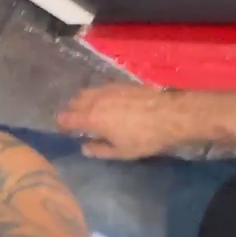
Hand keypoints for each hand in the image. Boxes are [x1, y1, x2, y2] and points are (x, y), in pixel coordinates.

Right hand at [57, 83, 190, 159]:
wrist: (173, 115)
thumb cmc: (146, 137)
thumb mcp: (123, 152)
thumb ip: (100, 150)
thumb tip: (84, 148)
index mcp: (90, 119)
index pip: (65, 119)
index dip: (62, 126)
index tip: (66, 132)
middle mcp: (93, 101)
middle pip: (73, 103)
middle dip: (72, 112)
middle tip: (81, 122)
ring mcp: (106, 90)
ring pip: (85, 93)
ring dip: (84, 102)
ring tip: (94, 110)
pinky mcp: (120, 84)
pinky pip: (101, 89)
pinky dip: (99, 96)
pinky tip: (111, 103)